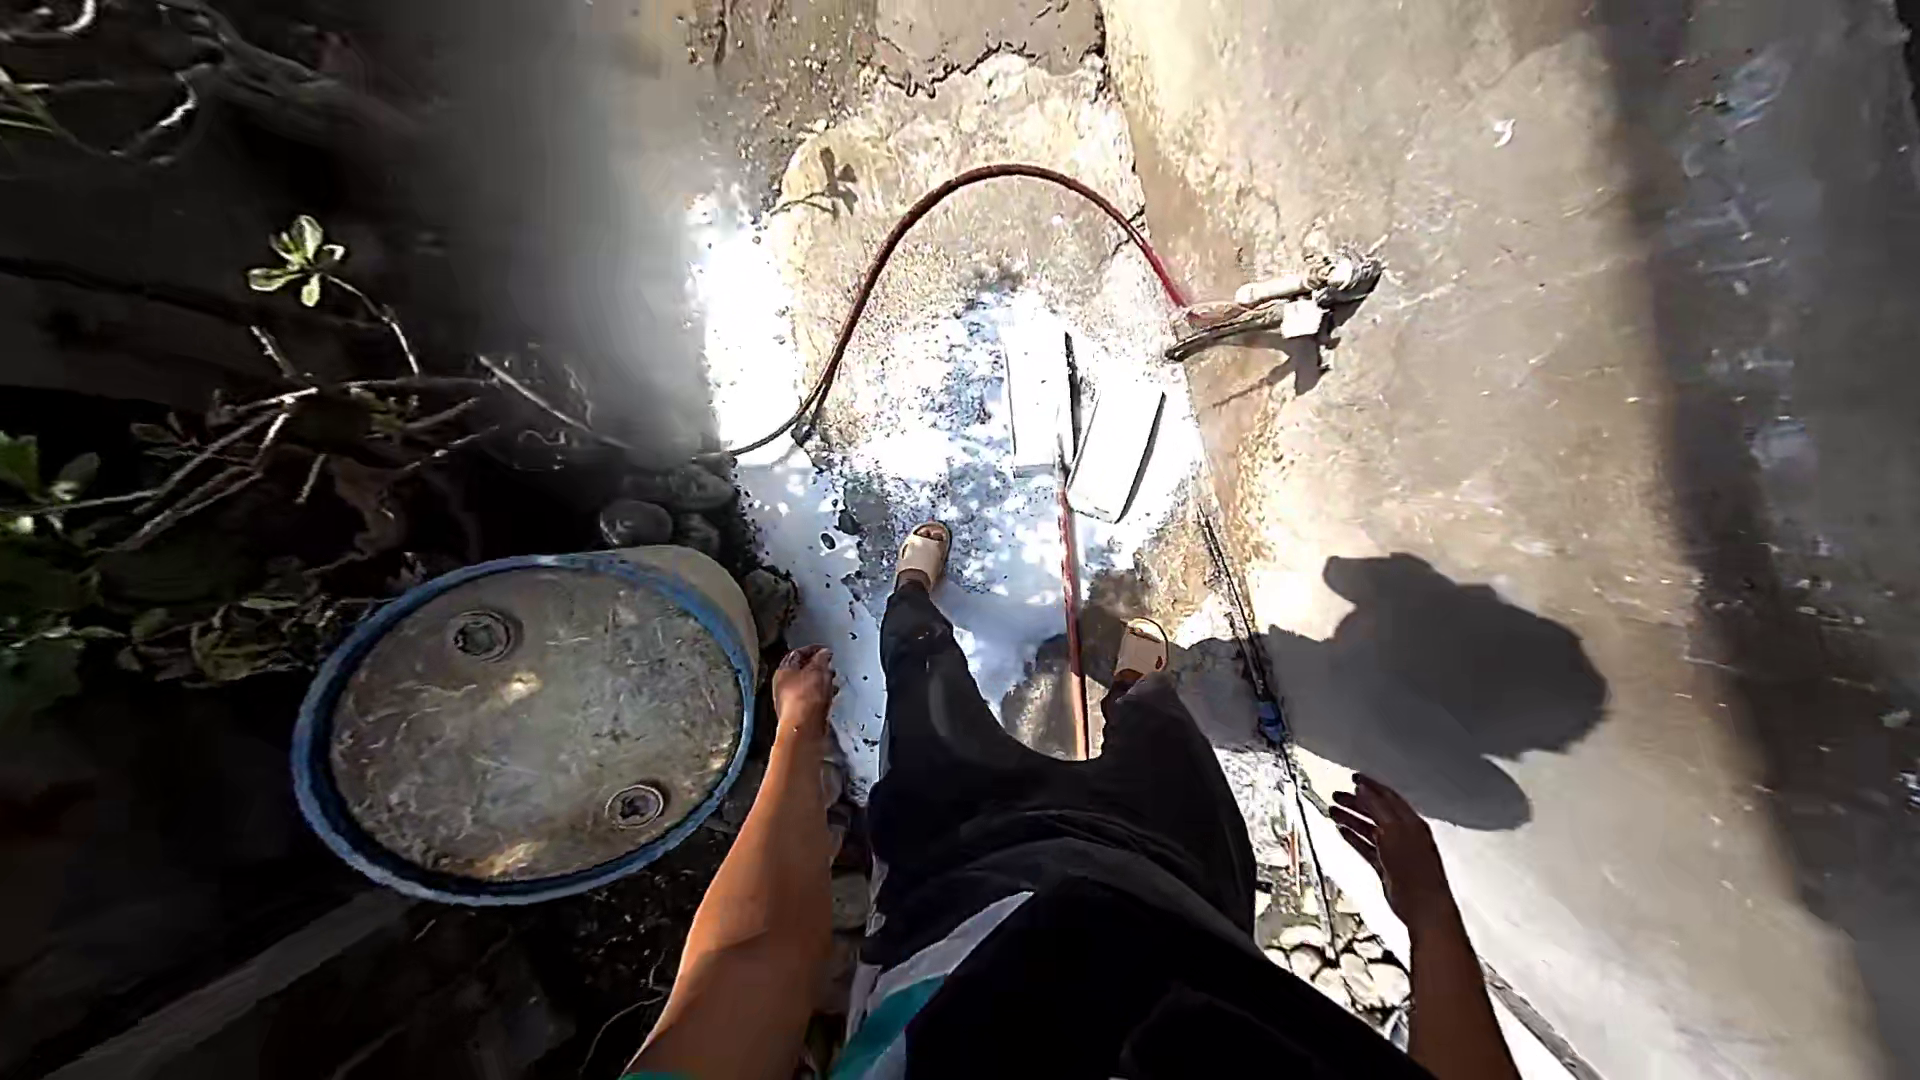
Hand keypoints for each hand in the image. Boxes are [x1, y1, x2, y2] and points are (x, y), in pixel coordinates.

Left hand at [771, 645, 835, 741]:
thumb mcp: (818, 669)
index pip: (797, 653)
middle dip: (817, 665)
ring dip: (821, 680)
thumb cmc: (805, 698)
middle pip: (802, 670)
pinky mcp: (800, 713)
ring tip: (833, 679)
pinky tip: (831, 695)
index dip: (812, 649)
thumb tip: (824, 653)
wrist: (804, 728)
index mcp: (783, 671)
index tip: (824, 648)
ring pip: (808, 685)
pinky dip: (822, 694)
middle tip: (829, 662)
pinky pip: (812, 699)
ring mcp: (791, 701)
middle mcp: (783, 686)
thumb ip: (822, 658)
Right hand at [1331, 775, 1458, 936]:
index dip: (1370, 786)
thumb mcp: (1394, 830)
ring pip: (1369, 828)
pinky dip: (1353, 837)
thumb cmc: (1417, 870)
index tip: (1354, 778)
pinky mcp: (1387, 866)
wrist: (1423, 907)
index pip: (1388, 797)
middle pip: (1376, 812)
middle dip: (1355, 802)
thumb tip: (1364, 790)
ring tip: (1333, 811)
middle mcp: (1404, 834)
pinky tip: (1343, 832)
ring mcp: (1396, 851)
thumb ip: (1378, 807)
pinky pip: (1366, 846)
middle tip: (1337, 795)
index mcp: (1411, 823)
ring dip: (1351, 818)